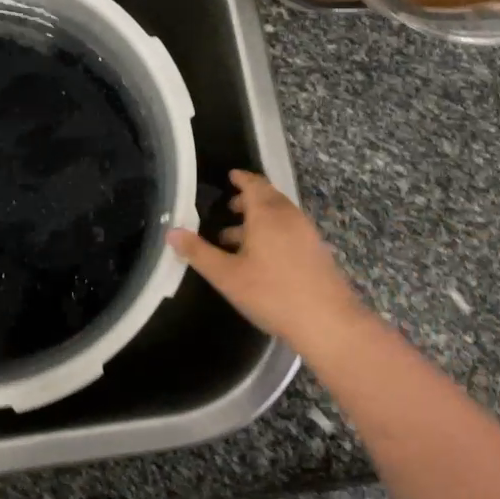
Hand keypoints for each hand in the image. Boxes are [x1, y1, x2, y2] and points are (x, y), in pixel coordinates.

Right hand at [167, 170, 371, 353]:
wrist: (328, 322)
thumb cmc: (272, 294)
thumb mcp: (227, 276)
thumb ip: (198, 253)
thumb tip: (171, 232)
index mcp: (267, 214)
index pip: (254, 184)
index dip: (241, 178)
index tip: (230, 176)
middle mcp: (290, 217)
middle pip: (269, 198)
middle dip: (248, 199)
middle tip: (228, 207)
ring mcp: (307, 234)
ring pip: (280, 216)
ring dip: (259, 219)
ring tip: (236, 238)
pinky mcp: (317, 252)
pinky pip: (291, 231)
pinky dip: (273, 233)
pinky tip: (261, 258)